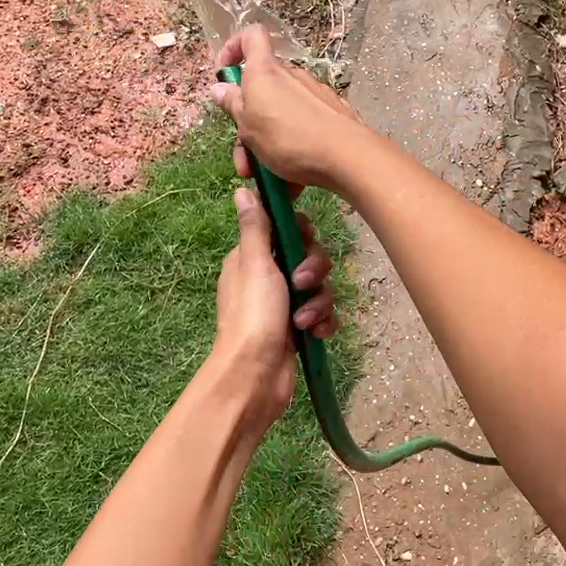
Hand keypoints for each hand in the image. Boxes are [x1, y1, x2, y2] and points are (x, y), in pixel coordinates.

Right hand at [209, 25, 369, 195]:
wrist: (346, 156)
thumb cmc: (288, 138)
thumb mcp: (249, 126)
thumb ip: (233, 105)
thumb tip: (220, 87)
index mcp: (265, 72)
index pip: (251, 37)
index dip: (233, 48)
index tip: (224, 75)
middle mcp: (292, 77)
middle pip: (263, 93)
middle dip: (249, 128)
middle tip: (246, 163)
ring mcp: (315, 96)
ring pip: (281, 118)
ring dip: (269, 148)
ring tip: (270, 181)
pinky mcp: (333, 116)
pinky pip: (303, 131)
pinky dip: (294, 153)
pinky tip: (294, 183)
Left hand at [213, 186, 339, 423]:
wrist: (254, 376)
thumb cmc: (253, 315)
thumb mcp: (255, 263)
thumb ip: (255, 227)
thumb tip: (242, 189)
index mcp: (252, 259)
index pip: (286, 231)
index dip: (301, 234)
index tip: (305, 239)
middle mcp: (267, 279)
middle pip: (308, 258)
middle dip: (314, 271)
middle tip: (303, 284)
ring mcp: (284, 306)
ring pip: (319, 288)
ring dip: (318, 302)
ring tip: (305, 321)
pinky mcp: (298, 330)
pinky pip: (323, 315)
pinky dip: (323, 322)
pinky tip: (317, 334)